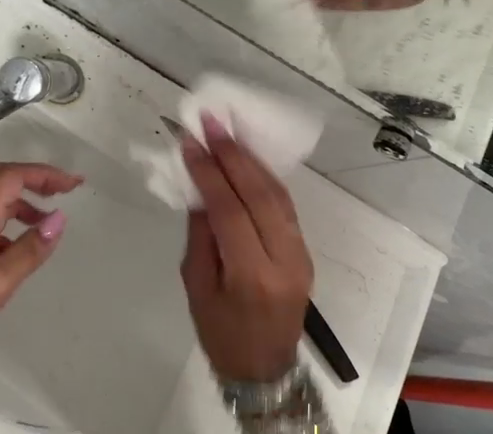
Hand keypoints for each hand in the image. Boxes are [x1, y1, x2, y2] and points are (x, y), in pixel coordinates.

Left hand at [0, 162, 80, 355]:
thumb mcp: (0, 279)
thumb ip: (30, 249)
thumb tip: (60, 218)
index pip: (14, 176)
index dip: (45, 174)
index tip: (74, 183)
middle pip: (3, 176)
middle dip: (35, 177)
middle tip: (65, 189)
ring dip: (26, 199)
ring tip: (50, 220)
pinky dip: (15, 220)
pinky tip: (25, 244)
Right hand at [179, 112, 312, 383]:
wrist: (263, 370)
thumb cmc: (219, 331)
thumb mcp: (196, 282)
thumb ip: (200, 233)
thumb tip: (198, 186)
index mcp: (253, 274)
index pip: (229, 209)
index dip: (208, 171)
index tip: (188, 140)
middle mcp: (285, 260)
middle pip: (260, 195)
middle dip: (233, 154)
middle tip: (211, 122)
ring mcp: (300, 256)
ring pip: (278, 196)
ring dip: (251, 160)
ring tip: (228, 132)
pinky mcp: (303, 253)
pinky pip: (284, 207)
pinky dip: (264, 179)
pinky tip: (246, 160)